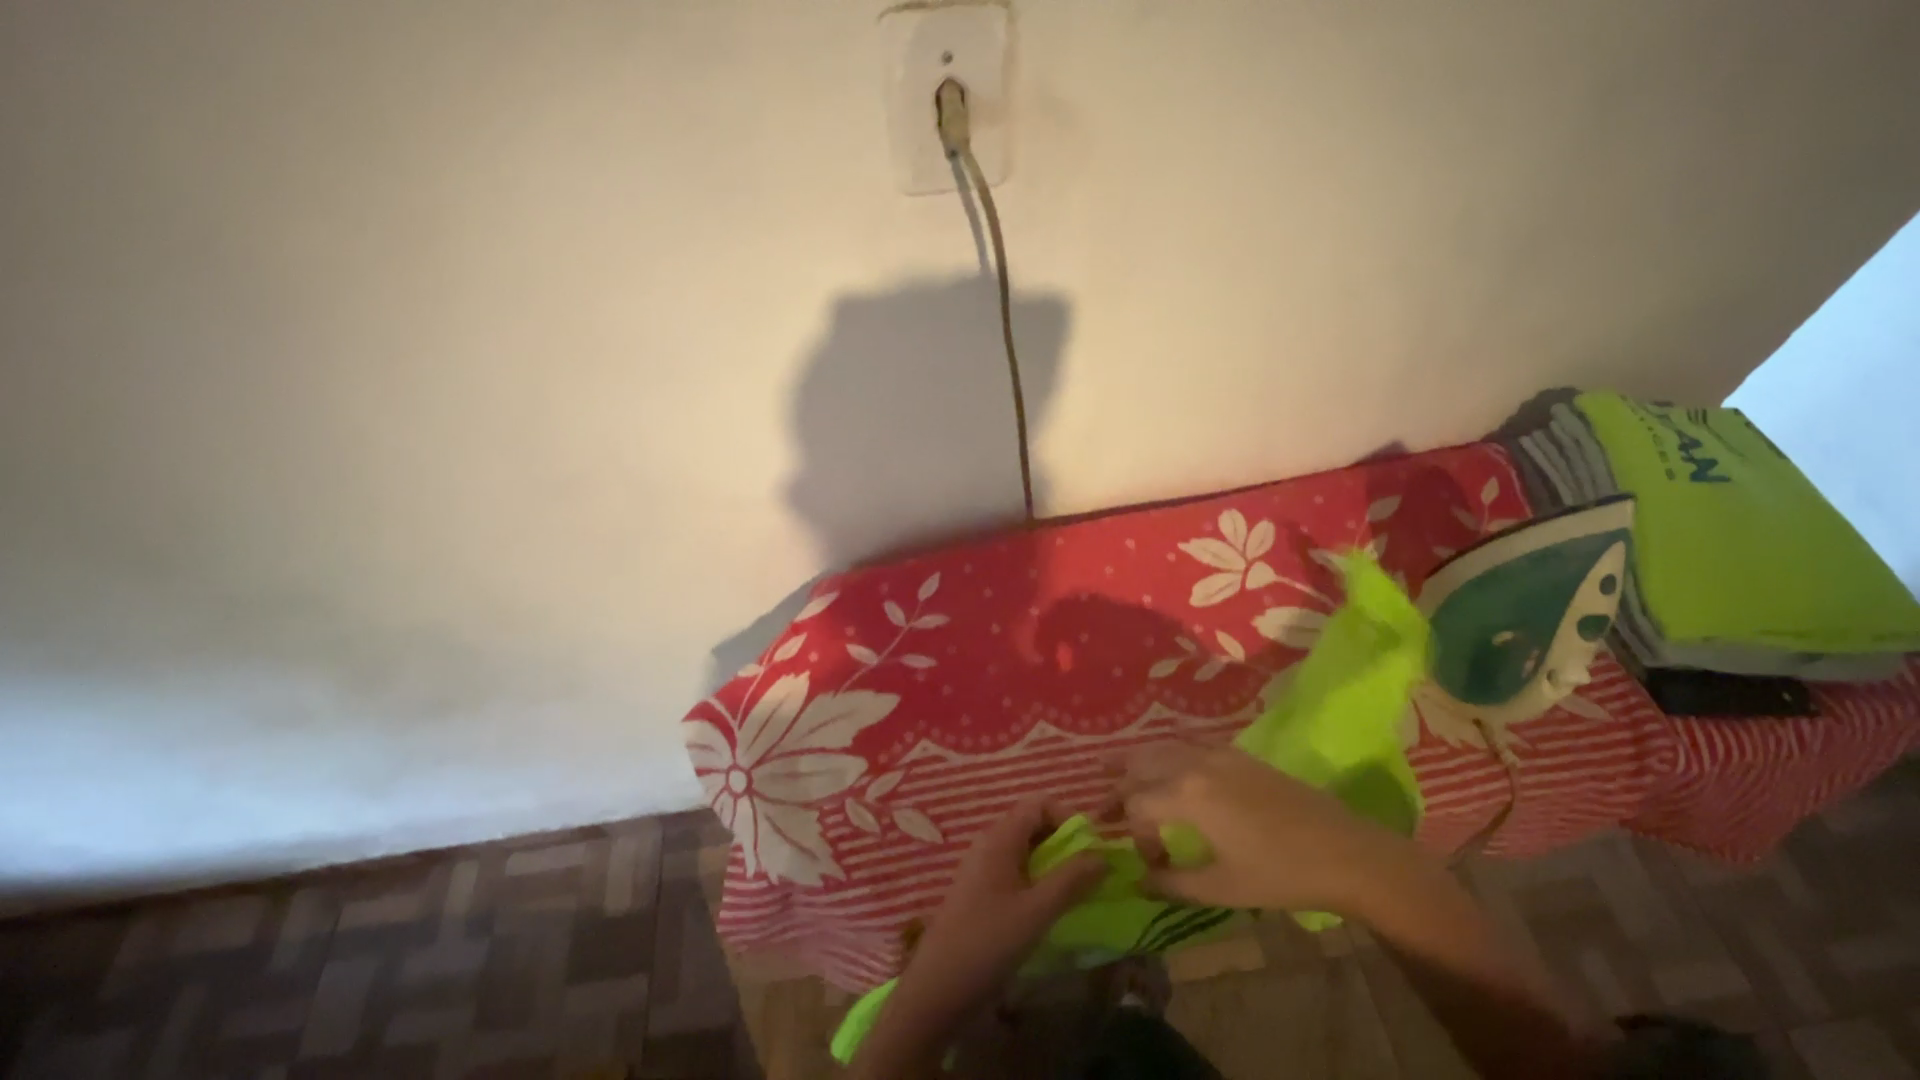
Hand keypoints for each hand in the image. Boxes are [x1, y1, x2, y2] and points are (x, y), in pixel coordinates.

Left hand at [901, 798, 1105, 1006]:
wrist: (937, 990)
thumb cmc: (988, 943)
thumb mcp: (1037, 912)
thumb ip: (1071, 880)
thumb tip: (1103, 855)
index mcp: (999, 839)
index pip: (1038, 803)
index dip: (1068, 816)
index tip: (1092, 848)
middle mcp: (988, 846)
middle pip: (1032, 824)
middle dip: (1065, 842)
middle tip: (1092, 873)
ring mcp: (981, 871)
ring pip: (1026, 852)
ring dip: (1054, 864)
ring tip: (1078, 893)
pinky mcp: (980, 895)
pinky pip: (1016, 873)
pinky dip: (1038, 882)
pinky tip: (1051, 910)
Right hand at [1111, 741, 1417, 913]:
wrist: (1347, 853)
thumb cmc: (1280, 875)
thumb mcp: (1221, 888)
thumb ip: (1172, 883)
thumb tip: (1140, 880)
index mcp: (1187, 795)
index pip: (1137, 804)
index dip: (1131, 833)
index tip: (1148, 862)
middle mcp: (1196, 764)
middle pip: (1141, 764)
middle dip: (1118, 784)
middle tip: (1103, 805)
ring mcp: (1221, 755)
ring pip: (1164, 747)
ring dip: (1138, 761)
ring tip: (1117, 770)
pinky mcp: (1241, 756)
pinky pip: (1189, 745)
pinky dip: (1168, 754)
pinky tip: (1171, 770)